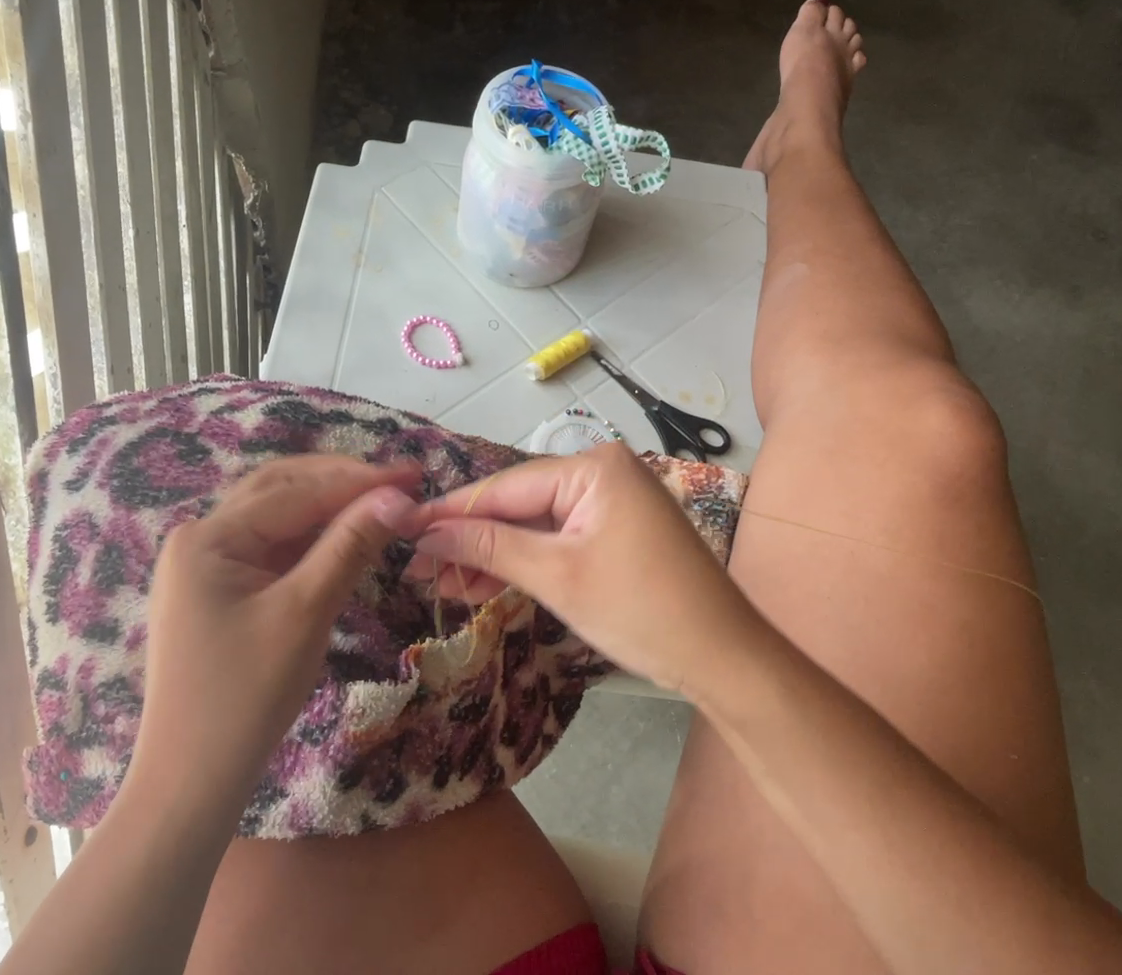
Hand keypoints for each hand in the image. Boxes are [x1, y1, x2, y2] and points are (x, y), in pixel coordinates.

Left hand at [128, 456, 419, 802]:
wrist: (192, 778)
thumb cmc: (246, 695)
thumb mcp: (305, 613)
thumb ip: (348, 547)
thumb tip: (397, 496)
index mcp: (209, 537)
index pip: (297, 491)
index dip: (360, 480)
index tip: (414, 474)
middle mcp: (201, 538)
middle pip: (281, 489)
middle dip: (342, 482)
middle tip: (402, 483)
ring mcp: (207, 565)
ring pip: (278, 517)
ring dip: (329, 506)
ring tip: (383, 502)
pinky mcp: (220, 591)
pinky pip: (272, 548)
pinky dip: (312, 538)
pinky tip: (347, 536)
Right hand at [402, 443, 757, 693]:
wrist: (721, 654)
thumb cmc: (640, 610)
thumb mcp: (557, 576)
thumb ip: (490, 546)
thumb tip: (427, 530)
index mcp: (593, 467)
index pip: (505, 486)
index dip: (450, 513)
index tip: (400, 529)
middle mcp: (604, 470)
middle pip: (519, 502)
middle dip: (470, 538)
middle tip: (416, 567)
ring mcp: (614, 500)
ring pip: (536, 522)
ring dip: (493, 553)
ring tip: (442, 582)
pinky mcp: (618, 528)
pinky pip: (560, 536)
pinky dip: (526, 559)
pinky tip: (485, 581)